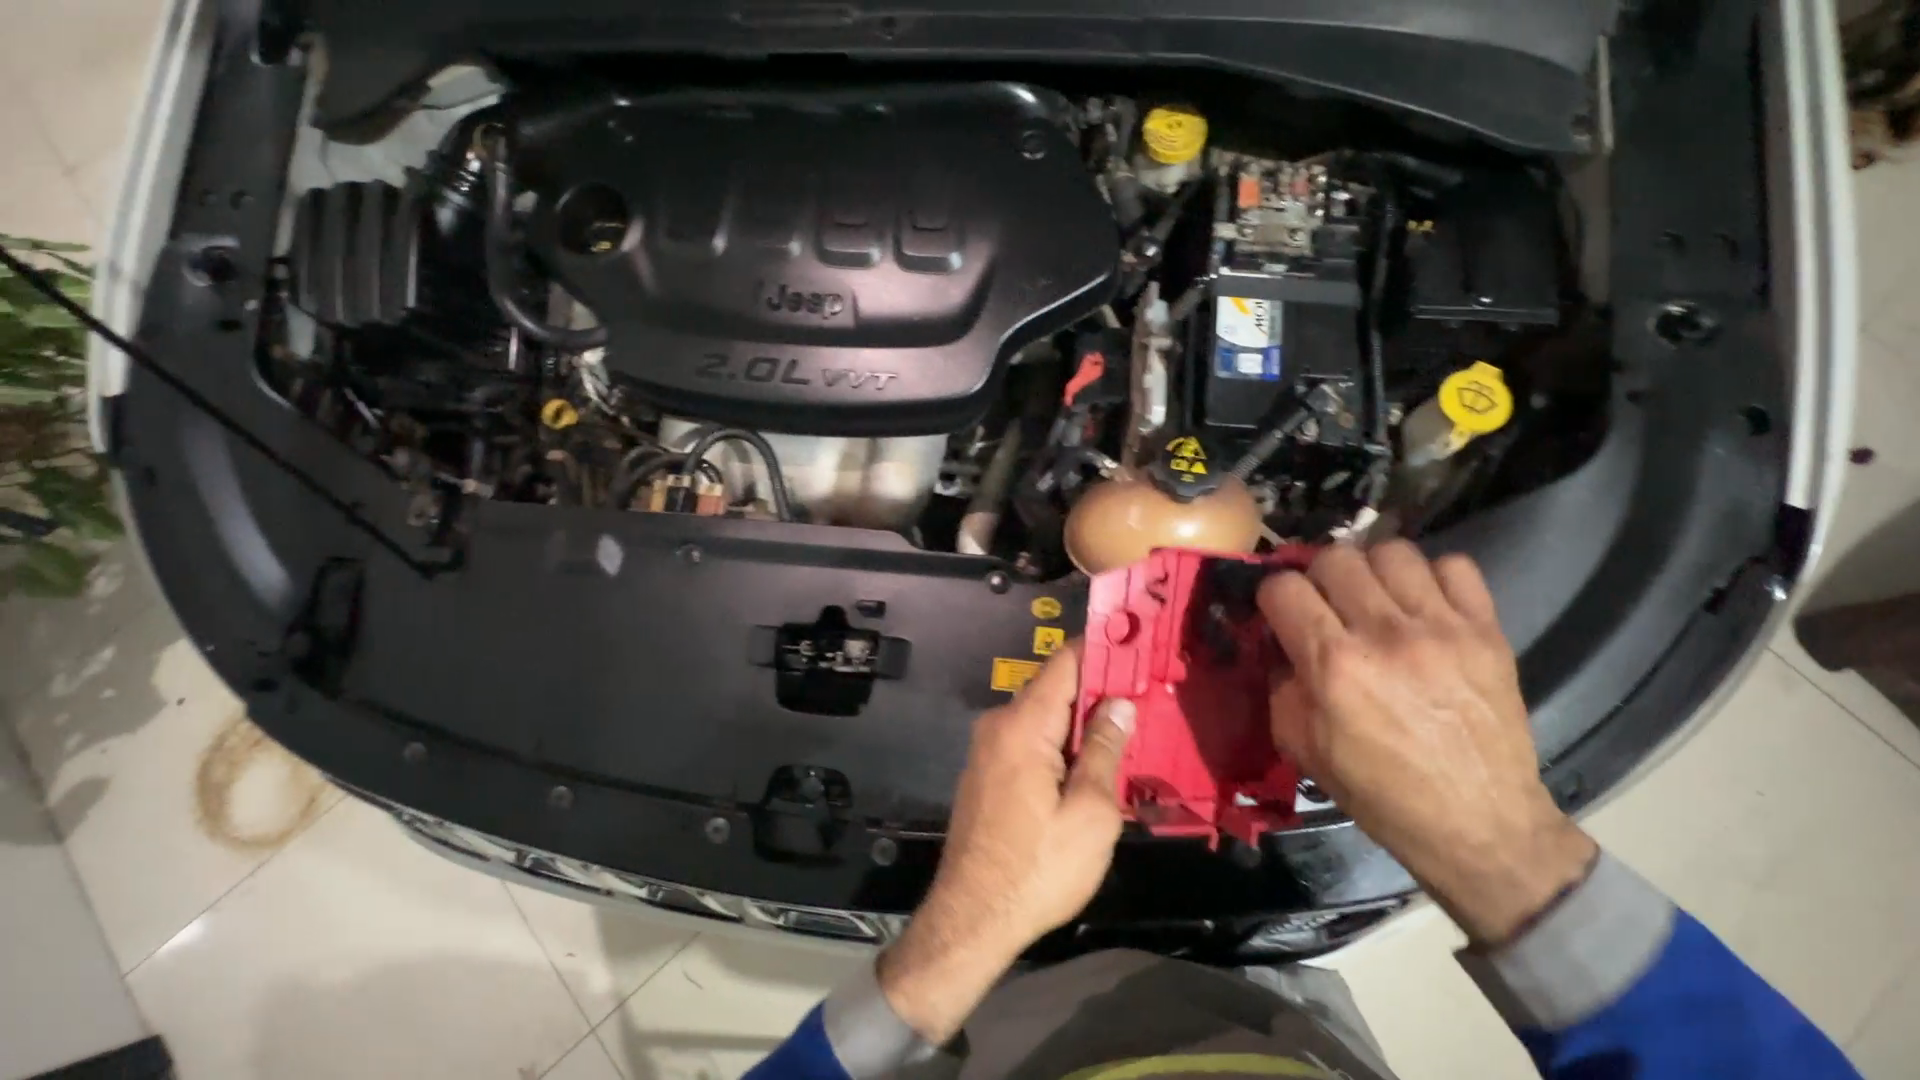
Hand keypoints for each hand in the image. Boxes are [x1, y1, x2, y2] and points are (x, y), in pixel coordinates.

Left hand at [877, 641, 1133, 1041]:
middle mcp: (997, 726)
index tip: (1137, 643)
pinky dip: (1058, 746)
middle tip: (1145, 699)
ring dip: (1080, 725)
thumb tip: (1119, 702)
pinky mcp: (985, 776)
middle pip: (1053, 691)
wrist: (973, 920)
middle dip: (1097, 692)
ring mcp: (986, 751)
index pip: (1064, 663)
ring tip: (1127, 735)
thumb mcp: (1091, 812)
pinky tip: (1089, 768)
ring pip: (1042, 720)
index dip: (1101, 649)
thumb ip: (1104, 750)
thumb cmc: (1039, 868)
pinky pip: (1027, 744)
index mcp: (1021, 725)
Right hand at [1258, 541, 1596, 945]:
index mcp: (1333, 666)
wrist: (1479, 824)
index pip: (1283, 587)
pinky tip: (1424, 605)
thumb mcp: (1302, 746)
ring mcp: (1441, 627)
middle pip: (1334, 557)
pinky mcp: (1487, 630)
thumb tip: (1281, 643)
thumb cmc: (1380, 793)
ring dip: (1372, 570)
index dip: (1273, 597)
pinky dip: (1432, 577)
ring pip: (1391, 551)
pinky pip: (1455, 566)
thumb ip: (1282, 684)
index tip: (1281, 616)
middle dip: (1318, 576)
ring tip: (1376, 599)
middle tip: (1327, 605)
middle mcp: (1384, 634)